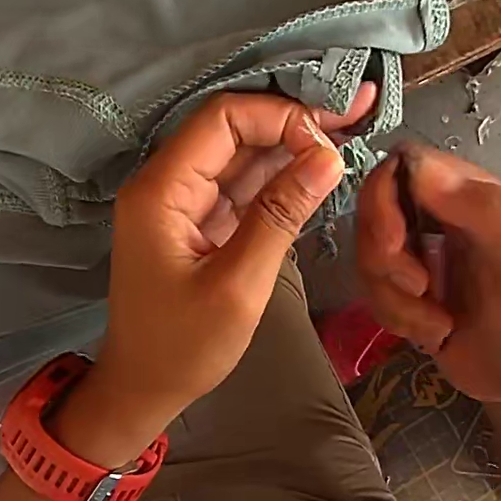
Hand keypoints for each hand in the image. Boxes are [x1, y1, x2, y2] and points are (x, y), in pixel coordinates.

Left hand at [57, 86, 375, 463]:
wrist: (143, 387)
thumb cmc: (183, 347)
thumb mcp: (238, 286)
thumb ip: (280, 216)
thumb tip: (327, 157)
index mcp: (161, 190)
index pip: (222, 120)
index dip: (278, 117)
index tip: (328, 139)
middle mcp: (166, 183)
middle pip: (232, 130)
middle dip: (292, 122)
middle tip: (357, 113)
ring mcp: (182, 202)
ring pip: (240, 155)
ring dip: (291, 145)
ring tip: (349, 130)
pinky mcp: (198, 221)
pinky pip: (240, 186)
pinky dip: (278, 178)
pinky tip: (317, 168)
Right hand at [355, 144, 500, 404]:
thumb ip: (490, 213)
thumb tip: (419, 167)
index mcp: (477, 195)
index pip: (407, 163)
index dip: (387, 197)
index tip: (397, 245)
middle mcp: (440, 213)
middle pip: (373, 204)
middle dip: (383, 253)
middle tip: (417, 288)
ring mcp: (418, 249)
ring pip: (367, 250)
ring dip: (394, 296)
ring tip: (437, 324)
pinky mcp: (400, 285)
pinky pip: (369, 287)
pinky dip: (393, 316)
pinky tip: (431, 333)